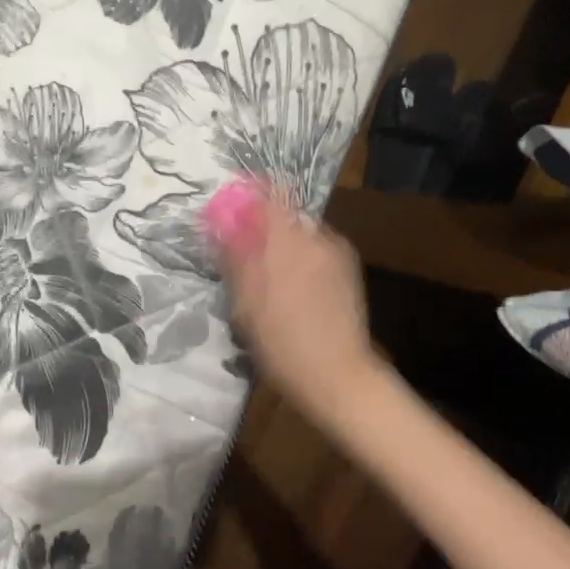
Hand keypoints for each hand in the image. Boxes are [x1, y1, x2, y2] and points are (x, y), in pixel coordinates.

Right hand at [209, 185, 385, 422]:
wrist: (337, 376)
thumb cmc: (280, 342)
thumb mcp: (244, 302)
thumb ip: (234, 255)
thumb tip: (220, 222)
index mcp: (286, 239)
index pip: (269, 193)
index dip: (249, 194)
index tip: (231, 209)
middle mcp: (315, 236)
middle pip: (284, 212)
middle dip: (262, 225)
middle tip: (243, 252)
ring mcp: (336, 252)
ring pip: (301, 233)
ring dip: (282, 243)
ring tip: (269, 275)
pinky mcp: (349, 269)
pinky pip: (317, 250)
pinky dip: (302, 258)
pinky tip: (294, 288)